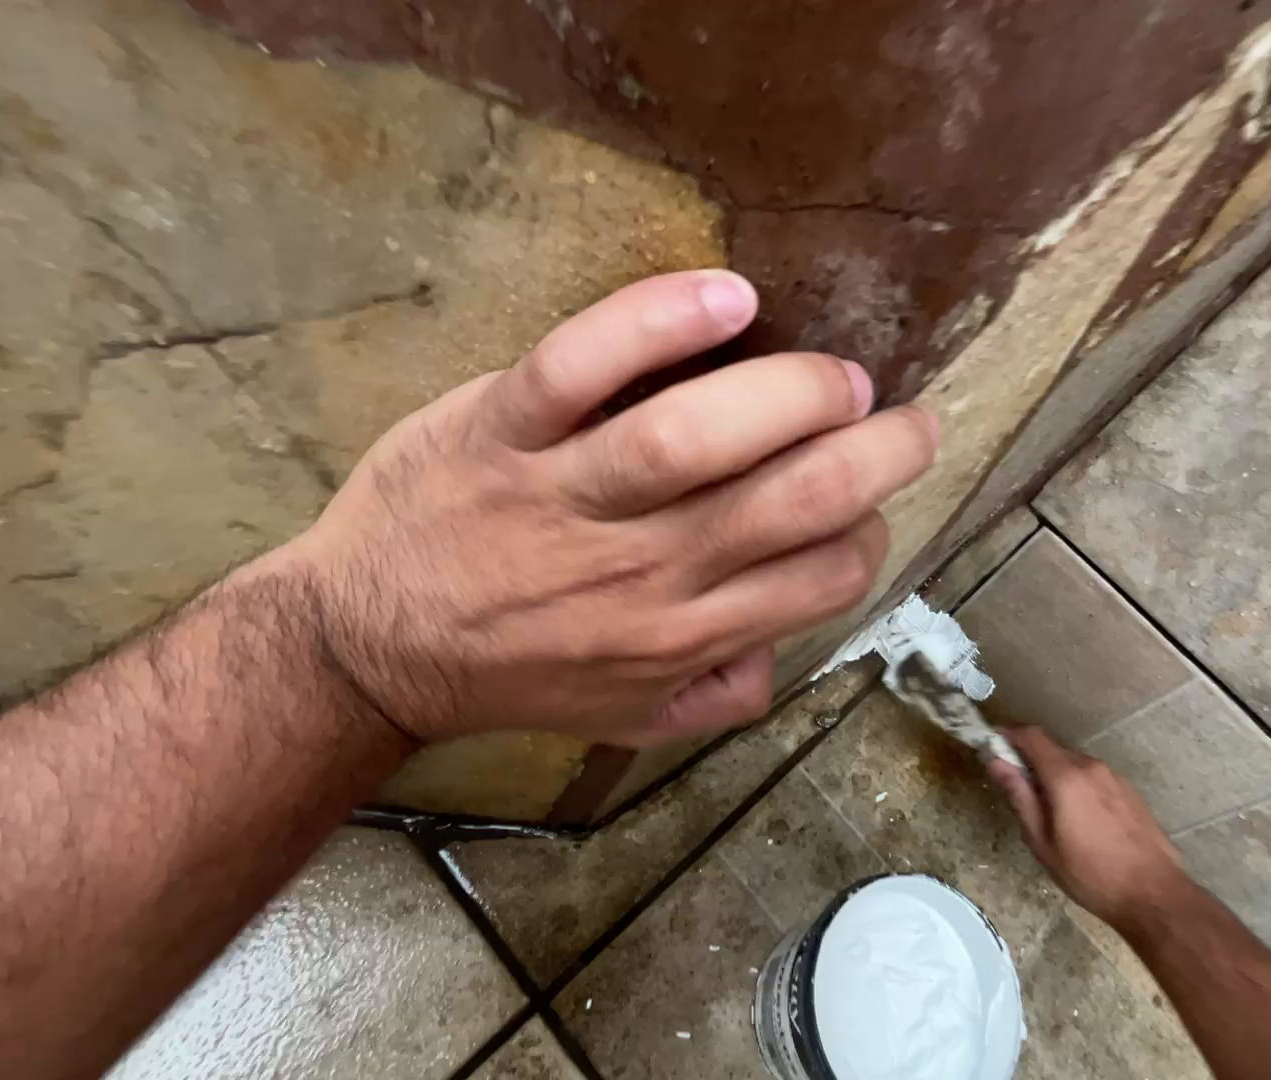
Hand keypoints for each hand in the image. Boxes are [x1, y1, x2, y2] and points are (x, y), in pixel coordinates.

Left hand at [268, 269, 937, 746]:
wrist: (369, 647)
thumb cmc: (517, 672)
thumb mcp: (631, 720)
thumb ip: (718, 694)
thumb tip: (782, 656)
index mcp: (686, 635)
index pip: (825, 578)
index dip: (869, 533)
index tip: (863, 506)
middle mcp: (645, 570)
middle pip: (794, 499)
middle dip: (877, 452)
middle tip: (900, 420)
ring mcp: (570, 496)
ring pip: (701, 435)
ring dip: (798, 393)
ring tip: (838, 377)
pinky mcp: (502, 428)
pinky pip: (584, 366)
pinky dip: (659, 323)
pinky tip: (732, 298)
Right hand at [987, 726, 1184, 924]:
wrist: (1155, 895)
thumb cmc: (1091, 874)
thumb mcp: (1042, 841)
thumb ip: (1019, 796)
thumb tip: (996, 761)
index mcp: (1066, 776)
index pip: (1031, 736)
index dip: (1008, 734)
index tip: (991, 743)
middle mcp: (1091, 766)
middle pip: (1052, 749)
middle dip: (1030, 760)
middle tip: (1016, 788)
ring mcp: (1114, 777)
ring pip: (1073, 764)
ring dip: (1054, 774)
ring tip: (1050, 811)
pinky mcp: (1129, 791)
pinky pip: (1093, 777)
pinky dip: (1076, 785)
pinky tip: (1080, 819)